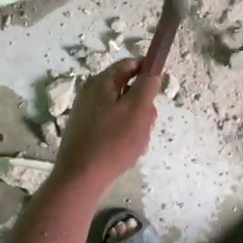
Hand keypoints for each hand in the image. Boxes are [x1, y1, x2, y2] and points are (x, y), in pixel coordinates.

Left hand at [53, 58, 159, 188]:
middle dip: (143, 106)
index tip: (161, 88)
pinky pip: (114, 126)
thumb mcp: (137, 110)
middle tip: (146, 125)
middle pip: (128, 90)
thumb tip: (153, 69)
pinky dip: (125, 136)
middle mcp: (92, 94)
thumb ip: (147, 86)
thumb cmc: (112, 142)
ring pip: (124, 111)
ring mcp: (88, 113)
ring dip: (136, 125)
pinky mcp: (88, 132)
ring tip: (136, 144)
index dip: (149, 71)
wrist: (81, 178)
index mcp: (101, 83)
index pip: (130, 65)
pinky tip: (127, 152)